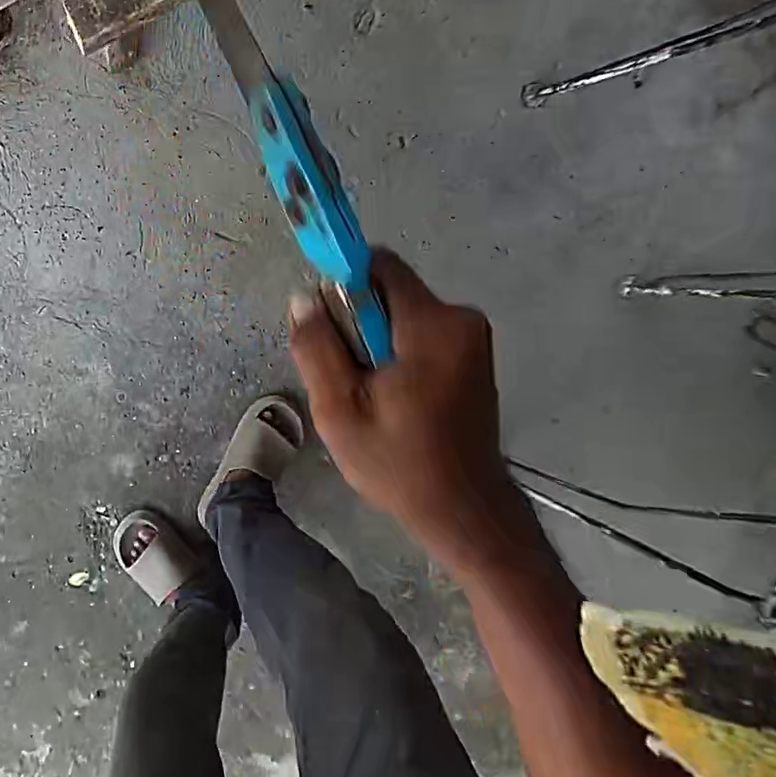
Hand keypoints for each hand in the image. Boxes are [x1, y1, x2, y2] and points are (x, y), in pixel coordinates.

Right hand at [288, 252, 537, 574]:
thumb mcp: (339, 410)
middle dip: (357, 324)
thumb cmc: (399, 463)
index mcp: (432, 325)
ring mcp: (472, 338)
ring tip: (368, 395)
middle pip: (388, 292)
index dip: (342, 285)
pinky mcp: (473, 355)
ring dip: (374, 342)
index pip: (378, 265)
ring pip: (401, 314)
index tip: (326, 325)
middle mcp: (460, 319)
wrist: (465, 511)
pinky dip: (397, 354)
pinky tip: (392, 397)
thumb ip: (317, 348)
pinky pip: (420, 334)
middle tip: (346, 378)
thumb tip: (302, 298)